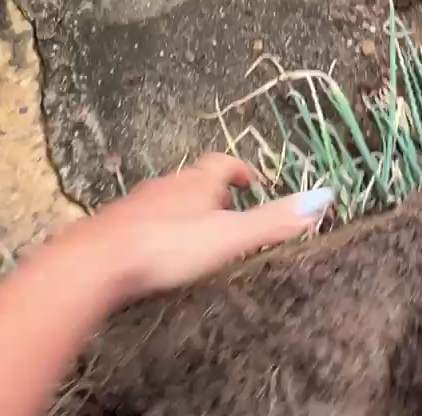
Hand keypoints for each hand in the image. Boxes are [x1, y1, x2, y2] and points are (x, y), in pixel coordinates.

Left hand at [0, 154, 333, 415]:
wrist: (98, 260)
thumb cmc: (168, 245)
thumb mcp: (230, 235)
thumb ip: (274, 219)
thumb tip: (324, 197)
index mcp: (198, 181)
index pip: (224, 162)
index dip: (240, 169)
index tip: (253, 179)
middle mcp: (168, 184)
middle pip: (195, 176)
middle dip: (212, 186)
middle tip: (227, 203)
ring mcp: (139, 203)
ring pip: (167, 194)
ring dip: (184, 204)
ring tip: (195, 226)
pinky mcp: (116, 226)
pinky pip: (143, 216)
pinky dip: (157, 224)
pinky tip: (156, 246)